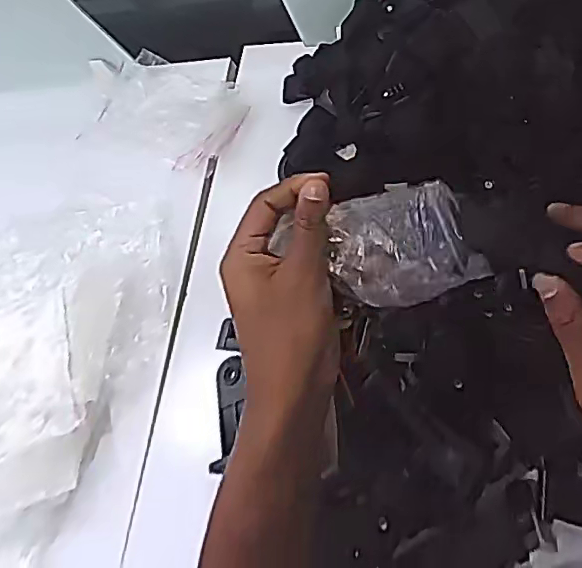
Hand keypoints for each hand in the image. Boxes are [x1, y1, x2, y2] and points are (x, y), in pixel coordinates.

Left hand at [220, 173, 339, 424]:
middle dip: (306, 205)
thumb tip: (313, 188)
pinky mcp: (290, 295)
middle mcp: (251, 267)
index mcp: (241, 258)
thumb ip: (308, 226)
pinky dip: (322, 250)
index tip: (322, 183)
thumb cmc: (287, 347)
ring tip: (339, 222)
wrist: (295, 397)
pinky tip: (341, 251)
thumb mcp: (302, 274)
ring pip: (292, 238)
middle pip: (276, 218)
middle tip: (333, 197)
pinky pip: (304, 259)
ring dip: (316, 228)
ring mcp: (270, 282)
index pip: (263, 204)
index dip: (294, 188)